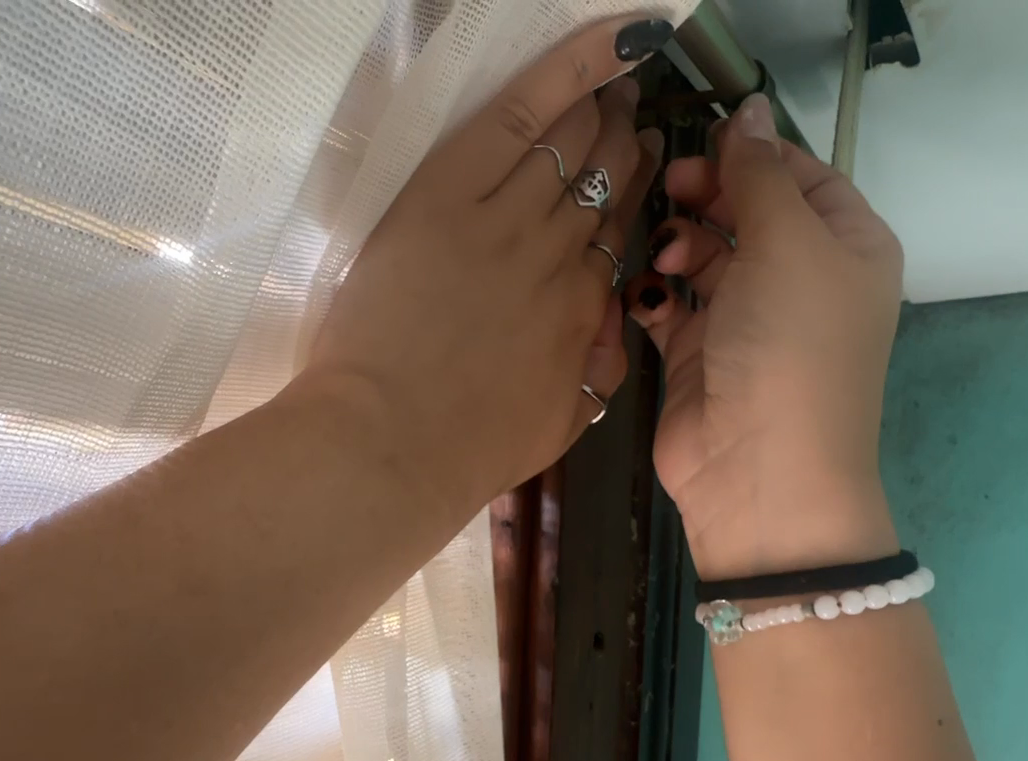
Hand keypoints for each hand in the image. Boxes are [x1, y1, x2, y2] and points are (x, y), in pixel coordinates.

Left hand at [299, 19, 669, 517]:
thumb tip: (611, 330)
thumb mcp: (557, 427)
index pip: (613, 233)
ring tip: (614, 79)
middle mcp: (556, 256)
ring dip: (598, 106)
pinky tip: (608, 43)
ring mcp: (504, 221)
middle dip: (621, 140)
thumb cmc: (465, 450)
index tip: (636, 166)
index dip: (628, 193)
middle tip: (627, 109)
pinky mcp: (447, 197)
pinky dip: (566, 71)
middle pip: (602, 180)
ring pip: (569, 144)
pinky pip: (517, 117)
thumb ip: (595, 375)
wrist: (392, 445)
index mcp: (581, 312)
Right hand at [628, 94, 905, 579]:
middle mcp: (798, 281)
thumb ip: (759, 174)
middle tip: (671, 190)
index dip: (753, 155)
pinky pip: (671, 308)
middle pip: (747, 214)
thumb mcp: (787, 244)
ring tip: (664, 257)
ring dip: (679, 246)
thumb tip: (746, 109)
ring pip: (704, 259)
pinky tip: (644, 297)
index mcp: (844, 247)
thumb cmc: (789, 346)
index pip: (800, 177)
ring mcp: (745, 322)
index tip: (704, 145)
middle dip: (709, 197)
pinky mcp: (697, 357)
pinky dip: (655, 296)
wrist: (757, 469)